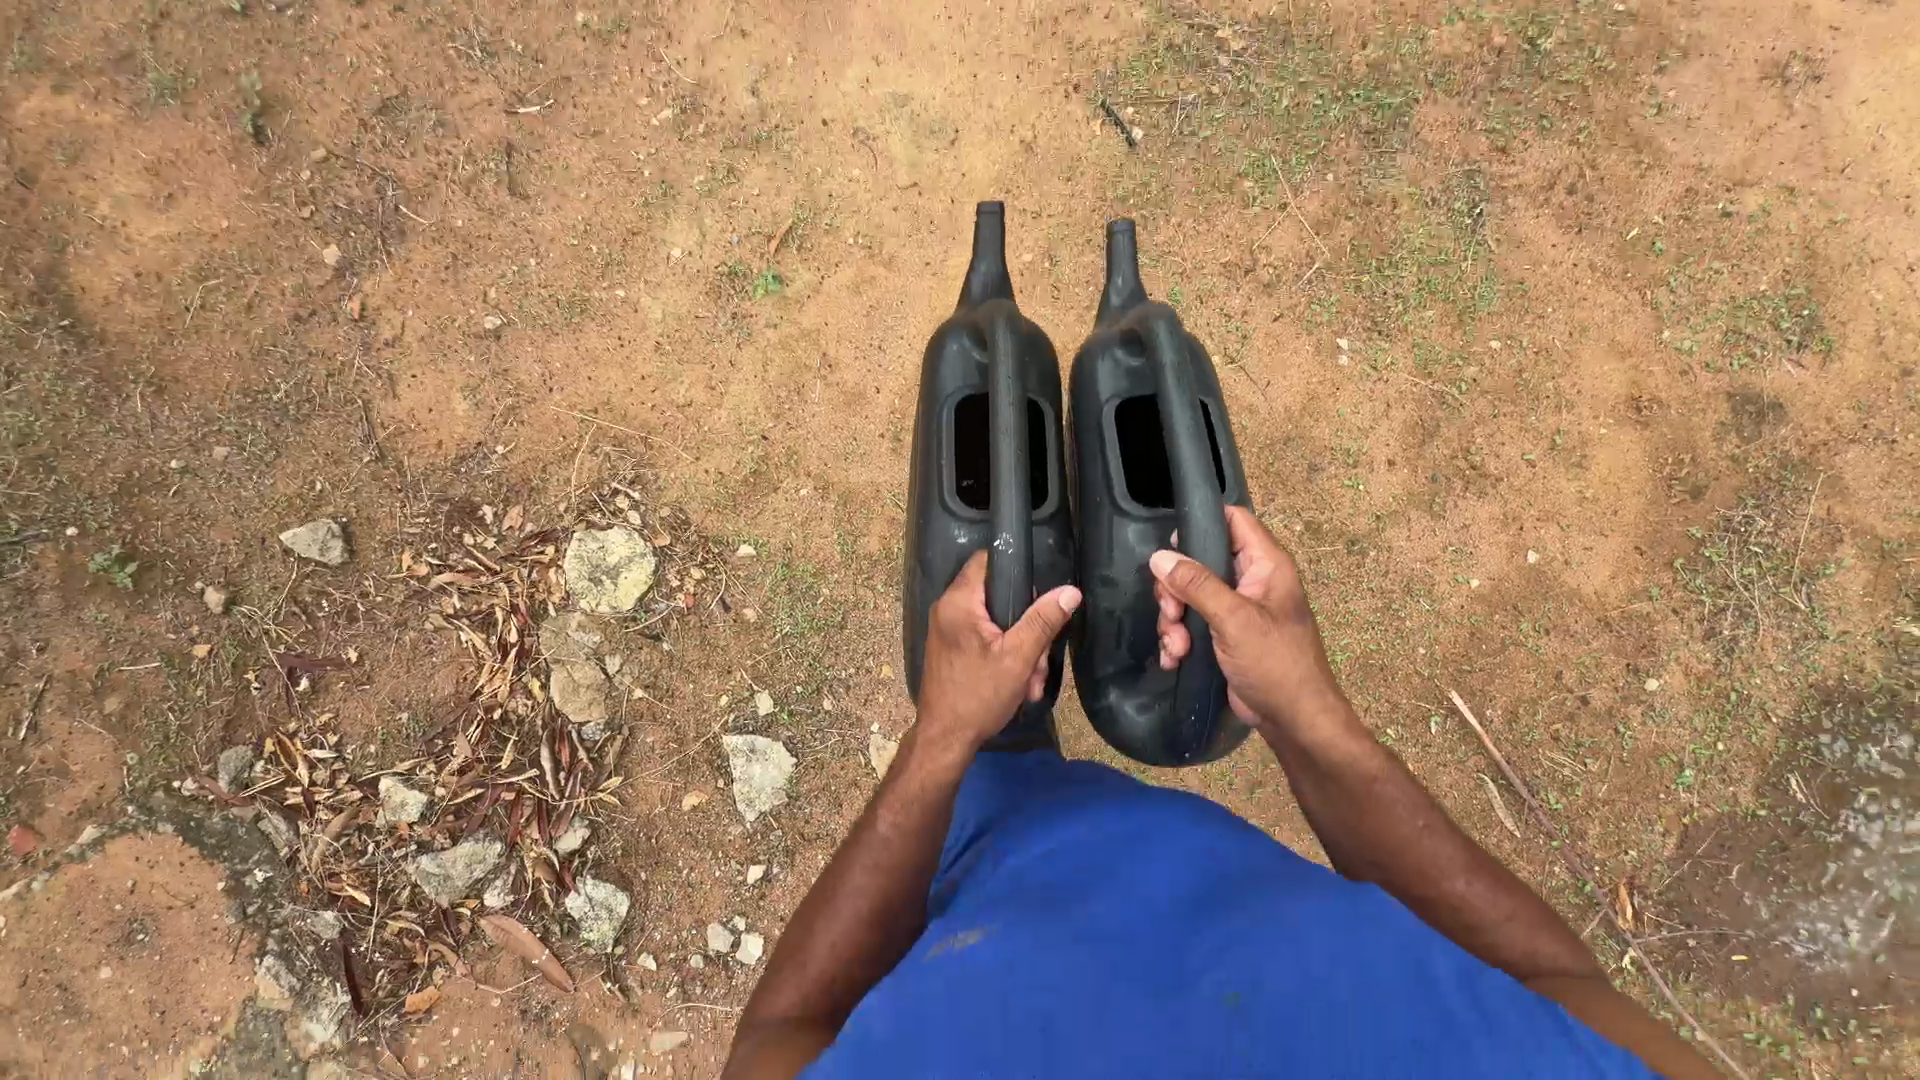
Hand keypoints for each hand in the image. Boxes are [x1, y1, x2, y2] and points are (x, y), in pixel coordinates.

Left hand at [916, 551, 1080, 763]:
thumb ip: (1043, 621)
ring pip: (997, 623)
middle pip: (998, 597)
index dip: (1015, 569)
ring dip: (1022, 650)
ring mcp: (949, 631)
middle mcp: (948, 609)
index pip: (986, 560)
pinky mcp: (953, 649)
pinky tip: (1021, 685)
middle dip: (1027, 628)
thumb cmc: (978, 696)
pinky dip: (1006, 658)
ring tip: (1032, 681)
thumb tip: (1070, 592)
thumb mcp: (1019, 657)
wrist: (945, 740)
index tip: (1038, 592)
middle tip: (1040, 658)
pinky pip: (986, 640)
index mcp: (958, 602)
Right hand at [1149, 506, 1344, 731]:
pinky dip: (1178, 640)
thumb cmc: (1276, 663)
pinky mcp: (1223, 636)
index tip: (1171, 543)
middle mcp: (1250, 581)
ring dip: (1174, 621)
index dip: (1202, 523)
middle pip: (1199, 562)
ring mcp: (1235, 610)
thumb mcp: (1234, 619)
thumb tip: (1159, 557)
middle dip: (1176, 589)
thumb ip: (1197, 585)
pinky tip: (1175, 659)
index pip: (1233, 520)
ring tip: (1177, 647)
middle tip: (1171, 611)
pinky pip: (1190, 624)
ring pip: (1188, 596)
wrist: (1294, 720)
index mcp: (1266, 565)